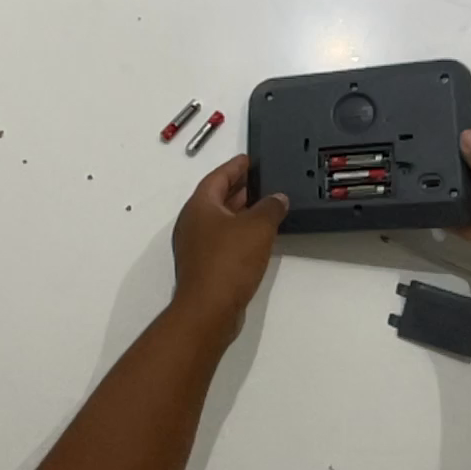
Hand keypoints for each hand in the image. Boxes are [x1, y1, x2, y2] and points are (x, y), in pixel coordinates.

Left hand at [171, 154, 288, 328]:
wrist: (208, 310)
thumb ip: (270, 207)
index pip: (218, 176)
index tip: (250, 159)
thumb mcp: (257, 227)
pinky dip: (240, 233)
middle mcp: (193, 223)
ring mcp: (196, 246)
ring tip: (267, 206)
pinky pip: (223, 240)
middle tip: (263, 180)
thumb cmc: (229, 261)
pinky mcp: (204, 266)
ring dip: (242, 212)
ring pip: (221, 220)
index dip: (236, 166)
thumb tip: (278, 198)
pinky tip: (259, 237)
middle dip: (240, 189)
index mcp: (199, 206)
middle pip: (218, 198)